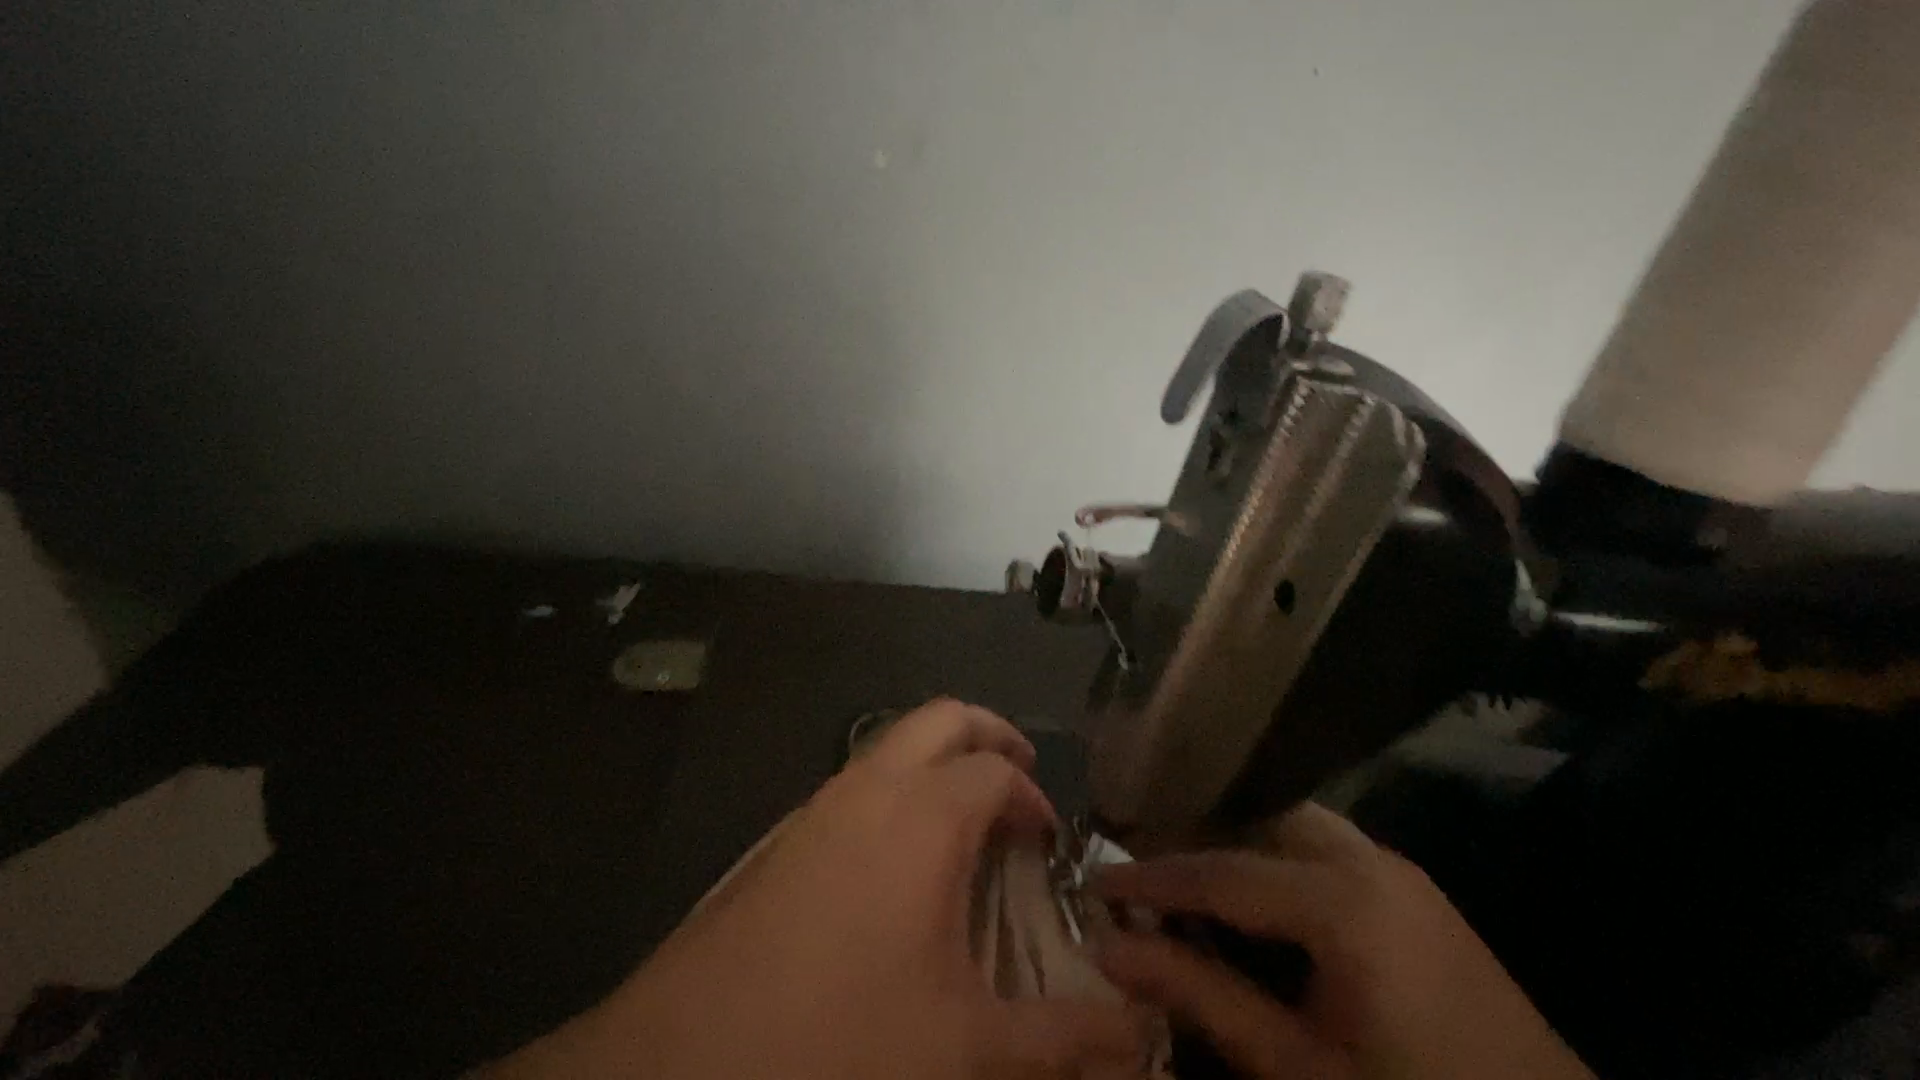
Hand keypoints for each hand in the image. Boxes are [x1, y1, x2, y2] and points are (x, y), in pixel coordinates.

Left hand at [478, 699, 1143, 1079]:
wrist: (683, 1065)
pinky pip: (851, 786)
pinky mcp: (775, 839)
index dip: (1034, 798)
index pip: (997, 773)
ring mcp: (814, 808)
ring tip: (963, 828)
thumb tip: (1140, 1036)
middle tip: (1018, 783)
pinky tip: (893, 869)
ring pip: (888, 747)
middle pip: (940, 720)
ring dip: (935, 765)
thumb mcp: (966, 1049)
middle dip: (989, 737)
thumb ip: (1063, 1039)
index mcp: (923, 817)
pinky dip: (891, 794)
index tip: (1050, 844)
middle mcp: (867, 790)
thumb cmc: (840, 1043)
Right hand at [1092, 803, 1591, 1079]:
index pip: (1220, 870)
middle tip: (1138, 874)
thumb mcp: (1296, 1068)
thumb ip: (1200, 997)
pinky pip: (1322, 848)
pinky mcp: (1411, 887)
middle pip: (1256, 821)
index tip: (1092, 882)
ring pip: (1289, 826)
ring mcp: (1397, 868)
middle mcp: (1370, 860)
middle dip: (1192, 840)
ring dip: (1233, 845)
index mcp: (1343, 902)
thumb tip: (1109, 951)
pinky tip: (1248, 901)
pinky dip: (1272, 859)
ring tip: (1182, 883)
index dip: (1150, 876)